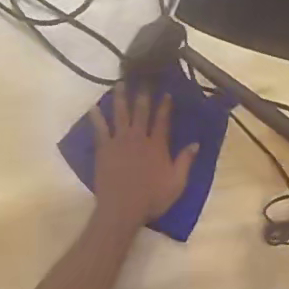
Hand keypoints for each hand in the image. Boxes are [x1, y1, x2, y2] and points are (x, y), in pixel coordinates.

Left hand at [89, 85, 199, 228]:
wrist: (122, 208)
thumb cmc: (152, 198)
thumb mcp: (177, 183)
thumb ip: (185, 161)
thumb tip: (196, 143)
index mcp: (157, 145)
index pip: (162, 120)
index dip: (164, 105)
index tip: (166, 93)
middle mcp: (138, 138)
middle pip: (141, 112)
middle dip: (142, 95)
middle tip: (142, 79)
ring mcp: (119, 141)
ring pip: (120, 114)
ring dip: (120, 98)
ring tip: (119, 84)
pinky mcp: (104, 149)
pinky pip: (99, 129)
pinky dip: (96, 117)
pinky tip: (93, 107)